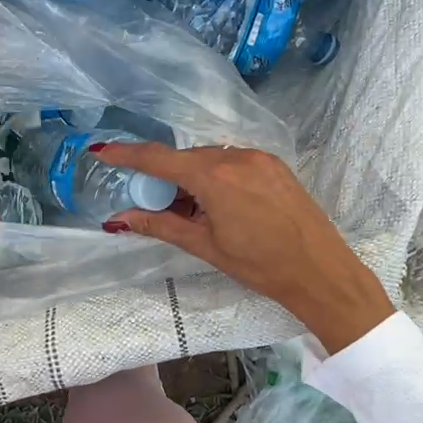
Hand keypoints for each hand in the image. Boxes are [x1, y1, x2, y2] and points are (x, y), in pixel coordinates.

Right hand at [91, 142, 393, 352]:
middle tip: (155, 207)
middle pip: (184, 159)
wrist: (321, 271)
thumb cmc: (259, 265)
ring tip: (193, 214)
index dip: (126, 155)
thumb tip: (116, 220)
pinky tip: (219, 206)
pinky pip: (232, 162)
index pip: (158, 159)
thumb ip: (159, 225)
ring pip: (209, 159)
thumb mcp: (204, 246)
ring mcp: (258, 157)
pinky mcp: (274, 164)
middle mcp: (235, 156)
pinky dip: (215, 178)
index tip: (101, 151)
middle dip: (164, 178)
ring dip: (191, 179)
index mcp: (213, 177)